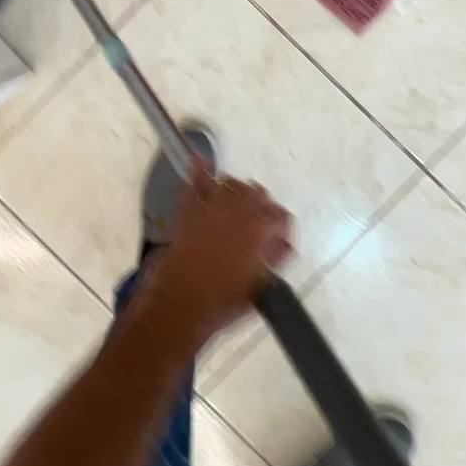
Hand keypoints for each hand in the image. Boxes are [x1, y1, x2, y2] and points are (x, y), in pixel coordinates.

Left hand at [136, 170, 293, 346]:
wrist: (180, 304)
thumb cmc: (223, 301)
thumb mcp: (260, 285)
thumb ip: (276, 259)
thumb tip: (286, 245)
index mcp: (260, 229)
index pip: (281, 216)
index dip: (282, 229)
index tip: (279, 241)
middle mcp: (238, 210)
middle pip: (258, 194)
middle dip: (261, 206)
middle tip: (257, 226)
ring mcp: (212, 206)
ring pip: (231, 183)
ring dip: (236, 191)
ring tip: (234, 205)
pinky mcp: (189, 209)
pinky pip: (196, 181)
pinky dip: (200, 170)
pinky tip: (200, 161)